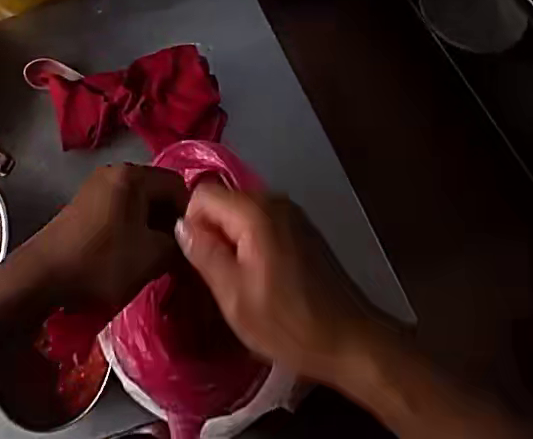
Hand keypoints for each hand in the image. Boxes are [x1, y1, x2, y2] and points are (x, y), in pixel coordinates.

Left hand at [16, 163, 189, 312]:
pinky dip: (132, 228)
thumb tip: (190, 243)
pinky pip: (121, 208)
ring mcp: (97, 185)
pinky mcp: (85, 203)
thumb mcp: (150, 257)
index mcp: (133, 174)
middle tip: (177, 253)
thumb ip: (179, 246)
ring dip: (152, 226)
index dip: (191, 214)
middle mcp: (115, 170)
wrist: (41, 278)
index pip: (178, 184)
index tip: (193, 244)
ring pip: (140, 202)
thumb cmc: (100, 262)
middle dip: (171, 221)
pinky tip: (131, 254)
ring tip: (155, 256)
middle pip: (158, 190)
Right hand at [174, 181, 381, 385]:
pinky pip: (263, 221)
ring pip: (242, 211)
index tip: (196, 258)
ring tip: (237, 280)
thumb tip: (182, 225)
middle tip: (215, 274)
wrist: (350, 338)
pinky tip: (260, 276)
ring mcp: (291, 211)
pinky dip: (252, 240)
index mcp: (255, 212)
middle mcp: (274, 200)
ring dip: (232, 238)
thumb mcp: (235, 296)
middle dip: (212, 231)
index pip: (203, 193)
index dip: (191, 222)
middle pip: (224, 199)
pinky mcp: (302, 226)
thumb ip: (205, 254)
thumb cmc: (289, 322)